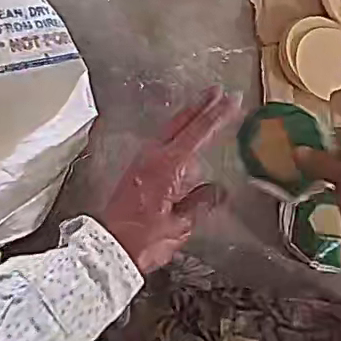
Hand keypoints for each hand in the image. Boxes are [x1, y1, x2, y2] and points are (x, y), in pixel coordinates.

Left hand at [100, 88, 242, 272]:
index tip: (233, 101)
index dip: (218, 116)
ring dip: (189, 116)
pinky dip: (177, 131)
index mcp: (167, 166)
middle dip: (201, 106)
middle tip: (219, 91)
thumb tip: (217, 190)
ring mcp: (142, 162)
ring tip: (205, 105)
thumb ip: (200, 203)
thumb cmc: (143, 240)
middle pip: (181, 122)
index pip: (199, 133)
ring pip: (170, 129)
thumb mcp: (180, 225)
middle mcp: (153, 157)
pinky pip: (162, 141)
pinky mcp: (136, 171)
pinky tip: (183, 135)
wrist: (107, 250)